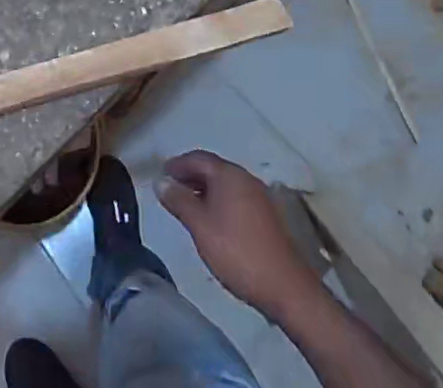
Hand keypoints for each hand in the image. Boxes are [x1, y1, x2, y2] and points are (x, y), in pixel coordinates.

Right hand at [157, 150, 324, 321]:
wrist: (283, 284)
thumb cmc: (235, 250)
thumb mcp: (200, 226)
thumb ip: (179, 201)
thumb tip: (160, 181)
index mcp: (229, 174)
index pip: (198, 158)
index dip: (177, 164)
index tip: (160, 174)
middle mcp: (245, 177)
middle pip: (212, 168)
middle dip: (189, 175)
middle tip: (169, 189)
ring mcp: (258, 195)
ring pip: (224, 183)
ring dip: (203, 189)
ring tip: (185, 205)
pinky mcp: (265, 214)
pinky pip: (234, 196)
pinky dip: (217, 200)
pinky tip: (209, 220)